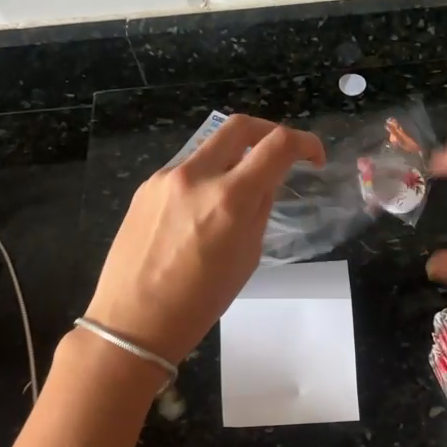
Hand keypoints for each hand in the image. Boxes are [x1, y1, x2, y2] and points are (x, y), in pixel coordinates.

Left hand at [85, 114, 324, 364]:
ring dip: (233, 156)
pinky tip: (201, 211)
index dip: (305, 142)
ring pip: (210, 146)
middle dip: (268, 131)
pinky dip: (205, 177)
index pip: (277, 145)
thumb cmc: (200, 301)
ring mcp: (166, 178)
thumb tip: (266, 180)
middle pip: (240, 125)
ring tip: (238, 190)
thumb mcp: (247, 256)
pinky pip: (186, 169)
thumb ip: (260, 209)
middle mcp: (196, 176)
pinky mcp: (145, 187)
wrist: (133, 321)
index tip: (313, 157)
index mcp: (229, 198)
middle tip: (280, 152)